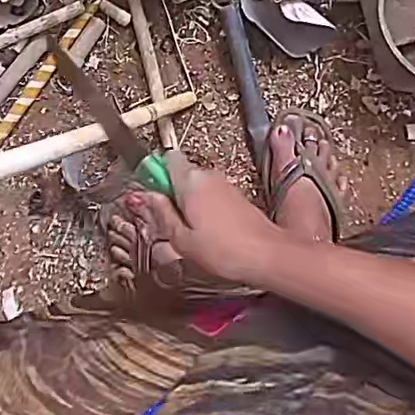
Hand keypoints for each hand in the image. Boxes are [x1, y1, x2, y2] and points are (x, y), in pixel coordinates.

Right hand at [124, 151, 290, 284]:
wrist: (268, 256)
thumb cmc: (223, 250)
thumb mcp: (181, 238)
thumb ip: (161, 213)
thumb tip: (146, 196)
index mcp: (190, 180)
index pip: (166, 159)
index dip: (156, 174)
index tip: (153, 195)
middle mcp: (208, 174)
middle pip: (180, 173)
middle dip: (172, 193)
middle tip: (170, 222)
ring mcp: (224, 184)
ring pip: (196, 185)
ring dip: (190, 203)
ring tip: (191, 233)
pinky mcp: (237, 196)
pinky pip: (211, 195)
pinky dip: (206, 209)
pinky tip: (210, 234)